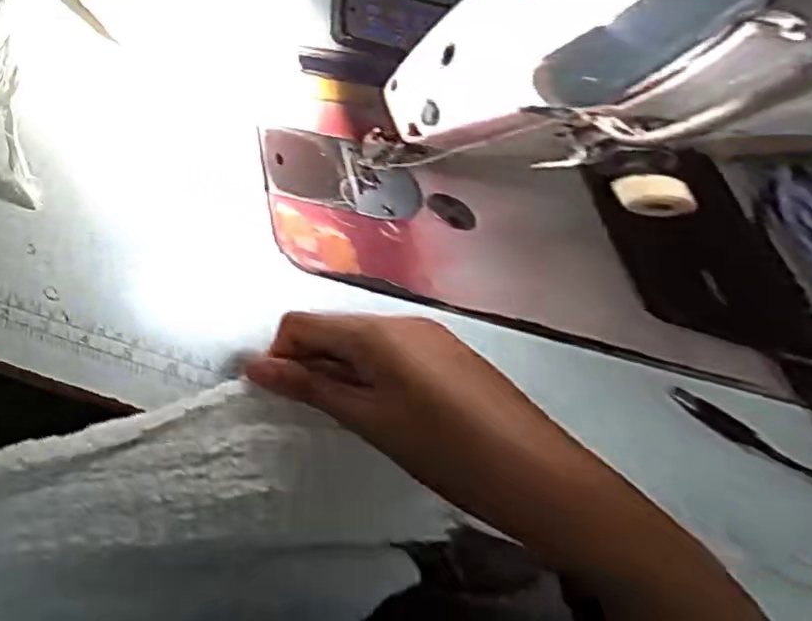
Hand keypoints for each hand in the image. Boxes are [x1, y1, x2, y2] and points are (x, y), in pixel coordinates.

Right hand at [244, 312, 763, 620]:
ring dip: (343, 369)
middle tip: (316, 407)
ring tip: (355, 413)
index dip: (280, 355)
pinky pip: (394, 352)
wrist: (557, 489)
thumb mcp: (369, 421)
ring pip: (362, 341)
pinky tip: (393, 410)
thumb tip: (255, 366)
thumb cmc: (449, 451)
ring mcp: (432, 337)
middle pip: (332, 328)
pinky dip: (375, 373)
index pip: (301, 324)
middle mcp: (401, 322)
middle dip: (312, 361)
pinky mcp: (454, 357)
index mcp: (375, 332)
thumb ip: (309, 387)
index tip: (279, 392)